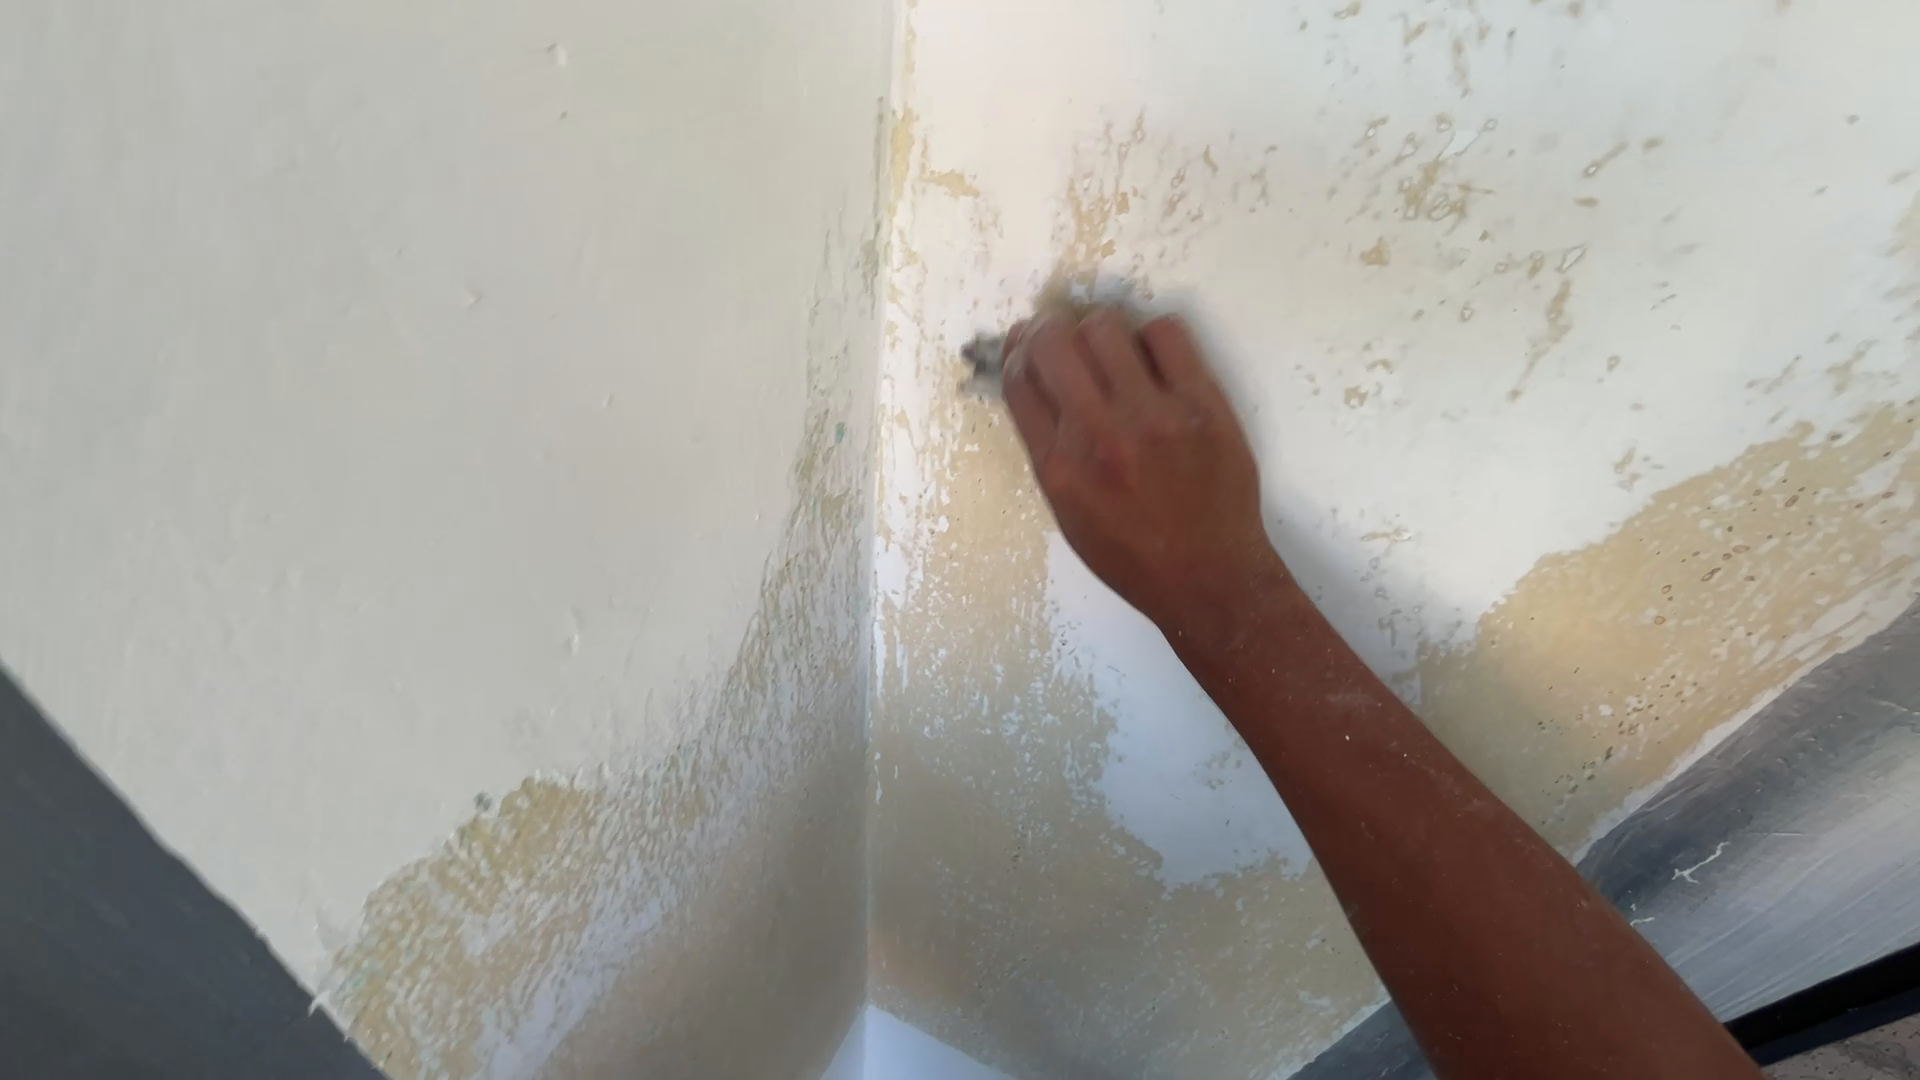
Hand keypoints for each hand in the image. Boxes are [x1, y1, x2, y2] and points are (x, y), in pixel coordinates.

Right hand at [1002, 307, 1283, 632]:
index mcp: (1057, 467)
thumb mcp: (1067, 512)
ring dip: (1097, 330)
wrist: (1207, 577)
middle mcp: (1098, 435)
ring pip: (1106, 326)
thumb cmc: (1129, 554)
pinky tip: (1152, 360)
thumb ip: (1048, 449)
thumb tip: (1038, 384)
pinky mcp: (1203, 404)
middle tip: (1062, 339)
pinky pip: (1167, 332)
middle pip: (1053, 341)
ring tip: (1109, 351)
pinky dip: (1151, 337)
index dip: (1016, 352)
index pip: (1019, 380)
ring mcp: (1153, 416)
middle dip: (1048, 330)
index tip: (1026, 347)